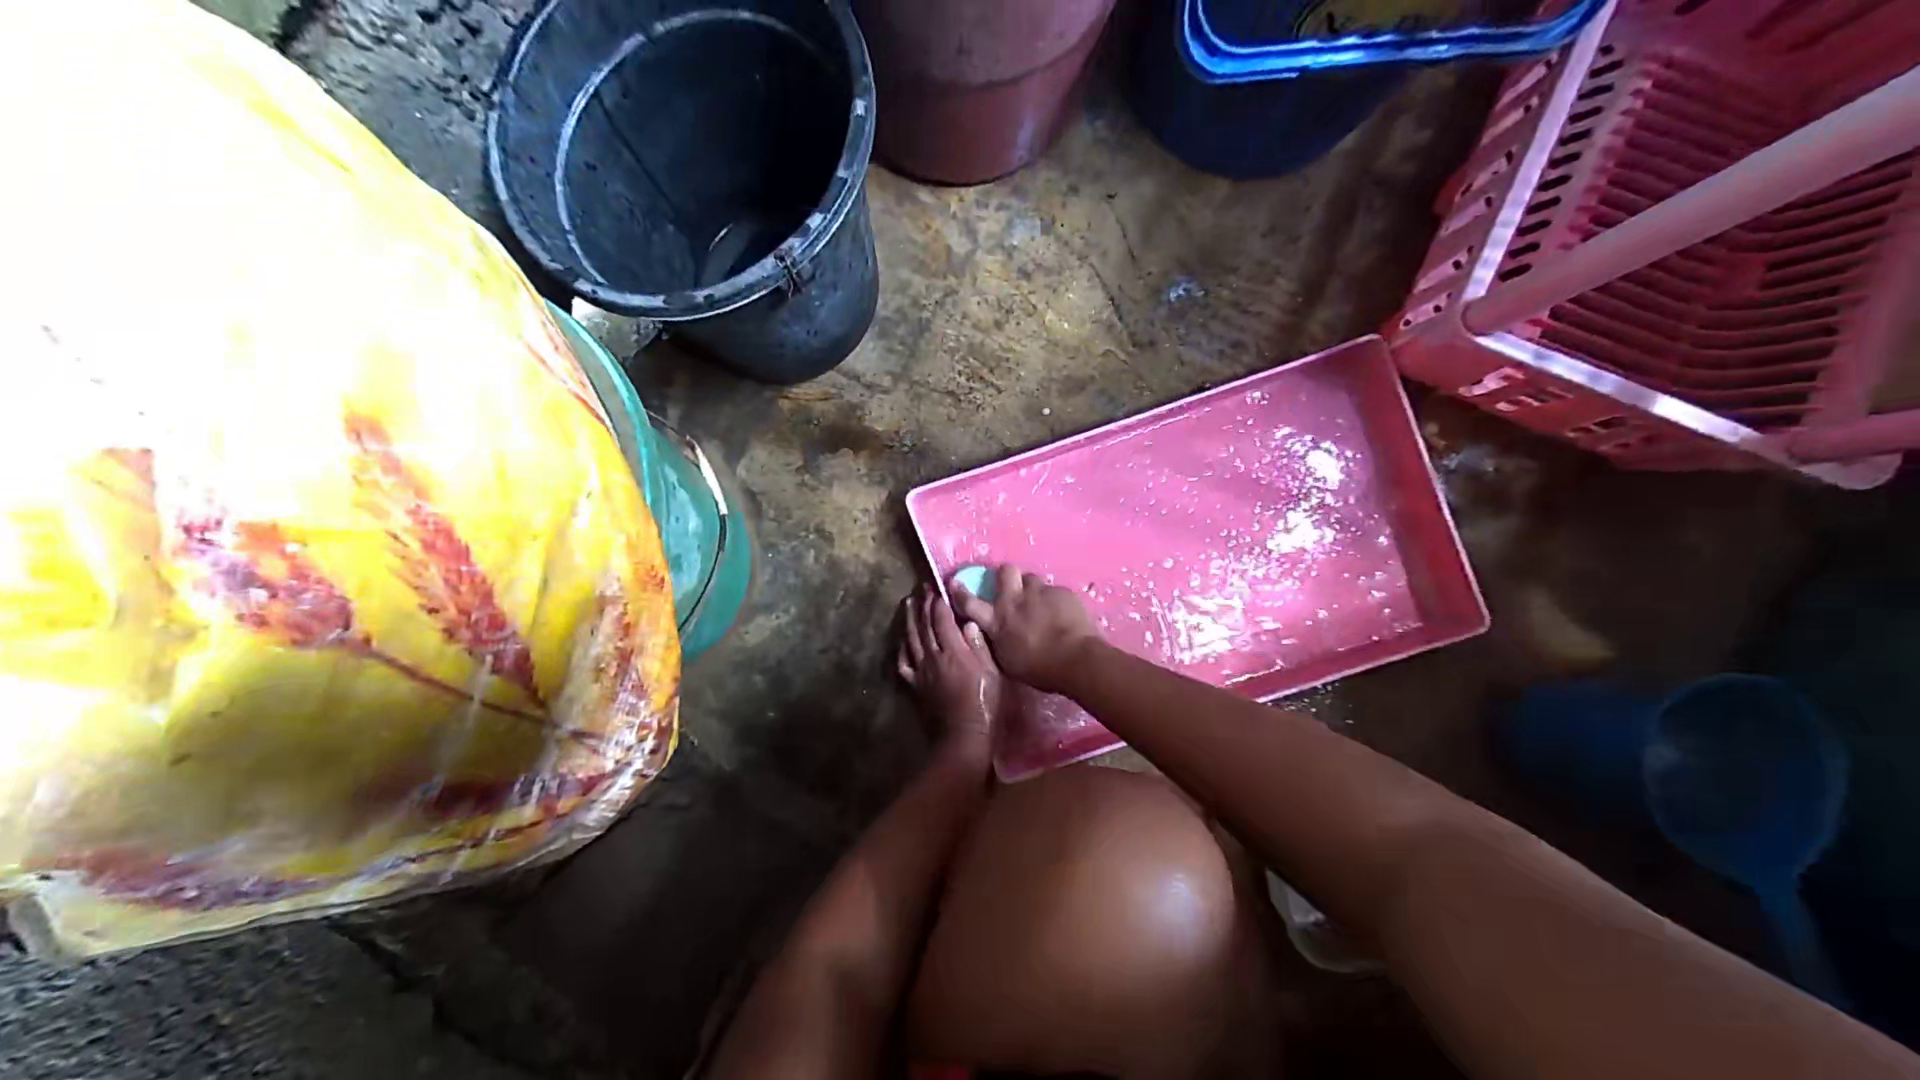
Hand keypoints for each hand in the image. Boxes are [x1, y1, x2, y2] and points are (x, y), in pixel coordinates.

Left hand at [898, 585, 1001, 759]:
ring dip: (910, 620)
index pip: (942, 619)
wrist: (963, 737)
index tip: (938, 587)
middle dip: (923, 605)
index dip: (939, 602)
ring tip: (908, 603)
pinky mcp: (915, 686)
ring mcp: (921, 671)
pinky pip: (904, 662)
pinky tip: (902, 640)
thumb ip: (979, 646)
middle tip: (922, 589)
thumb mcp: (992, 673)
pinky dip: (902, 647)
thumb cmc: (985, 704)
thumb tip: (969, 622)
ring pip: (911, 639)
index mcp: (954, 651)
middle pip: (924, 625)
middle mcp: (933, 656)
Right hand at [949, 565, 1103, 694]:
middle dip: (1006, 576)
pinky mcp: (1062, 592)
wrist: (1075, 659)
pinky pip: (1055, 590)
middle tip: (1013, 588)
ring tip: (1041, 603)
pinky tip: (1063, 614)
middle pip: (1005, 571)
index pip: (969, 602)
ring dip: (1032, 588)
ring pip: (1031, 578)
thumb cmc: (1039, 669)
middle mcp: (1014, 601)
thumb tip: (993, 635)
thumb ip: (998, 642)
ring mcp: (1039, 593)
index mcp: (997, 621)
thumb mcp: (1007, 661)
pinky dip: (1056, 600)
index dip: (959, 592)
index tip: (954, 583)